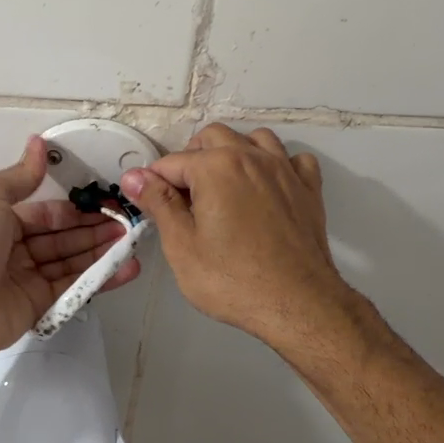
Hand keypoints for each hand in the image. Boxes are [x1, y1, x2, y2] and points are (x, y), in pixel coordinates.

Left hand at [0, 136, 141, 363]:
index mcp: (0, 221)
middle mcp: (14, 249)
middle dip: (96, 229)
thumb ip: (20, 175)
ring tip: (131, 243)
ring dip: (102, 252)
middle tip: (127, 224)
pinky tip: (123, 268)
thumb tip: (37, 145)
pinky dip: (100, 278)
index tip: (106, 204)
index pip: (48, 213)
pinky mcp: (38, 304)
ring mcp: (27, 278)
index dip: (77, 208)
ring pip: (72, 261)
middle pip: (64, 237)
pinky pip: (74, 287)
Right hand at [122, 124, 355, 346]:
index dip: (153, 183)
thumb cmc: (233, 281)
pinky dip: (275, 165)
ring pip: (254, 140)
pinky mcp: (308, 190)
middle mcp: (252, 158)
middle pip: (213, 138)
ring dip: (232, 153)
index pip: (171, 162)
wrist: (295, 304)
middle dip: (191, 160)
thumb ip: (158, 203)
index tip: (148, 204)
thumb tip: (134, 177)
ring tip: (221, 187)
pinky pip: (292, 160)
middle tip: (182, 199)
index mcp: (216, 167)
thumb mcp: (182, 245)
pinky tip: (265, 187)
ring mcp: (285, 170)